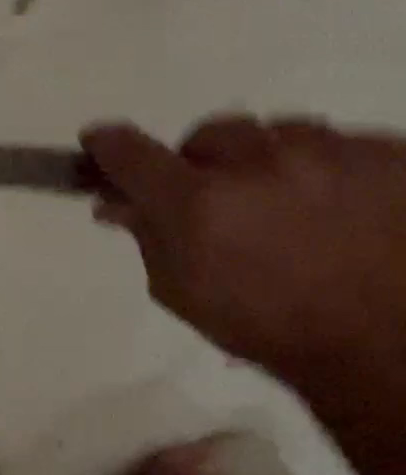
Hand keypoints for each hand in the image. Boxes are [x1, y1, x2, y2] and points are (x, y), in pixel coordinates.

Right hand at [84, 116, 405, 390]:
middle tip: (211, 193)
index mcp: (195, 201)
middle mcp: (258, 164)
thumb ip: (148, 237)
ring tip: (281, 201)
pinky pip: (341, 145)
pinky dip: (325, 168)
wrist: (385, 341)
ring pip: (279, 134)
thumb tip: (119, 205)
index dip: (108, 146)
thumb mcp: (179, 288)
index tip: (98, 143)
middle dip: (202, 160)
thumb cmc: (263, 323)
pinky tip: (332, 206)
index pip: (131, 153)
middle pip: (211, 133)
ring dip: (266, 160)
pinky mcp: (390, 156)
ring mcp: (331, 154)